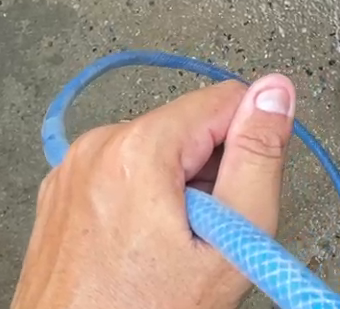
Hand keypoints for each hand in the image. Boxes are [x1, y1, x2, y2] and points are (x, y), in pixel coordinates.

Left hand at [11, 73, 297, 308]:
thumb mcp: (233, 240)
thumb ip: (260, 155)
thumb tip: (276, 89)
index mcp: (137, 147)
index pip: (230, 100)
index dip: (247, 148)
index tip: (231, 202)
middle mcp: (97, 146)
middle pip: (195, 125)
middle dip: (213, 171)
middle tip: (205, 235)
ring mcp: (73, 171)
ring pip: (167, 148)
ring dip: (184, 188)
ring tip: (172, 249)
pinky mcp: (63, 195)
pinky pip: (132, 171)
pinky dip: (150, 200)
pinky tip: (144, 251)